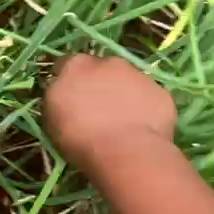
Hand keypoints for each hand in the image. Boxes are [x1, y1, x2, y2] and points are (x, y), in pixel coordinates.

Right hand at [42, 54, 177, 169]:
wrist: (126, 151)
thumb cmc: (78, 136)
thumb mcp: (51, 116)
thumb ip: (58, 96)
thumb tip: (65, 93)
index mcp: (76, 65)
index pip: (66, 64)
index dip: (67, 80)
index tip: (68, 97)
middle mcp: (108, 62)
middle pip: (100, 68)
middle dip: (98, 82)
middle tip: (96, 109)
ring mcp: (138, 75)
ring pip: (127, 81)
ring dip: (122, 93)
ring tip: (121, 120)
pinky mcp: (161, 93)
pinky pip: (148, 98)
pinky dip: (144, 108)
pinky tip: (140, 128)